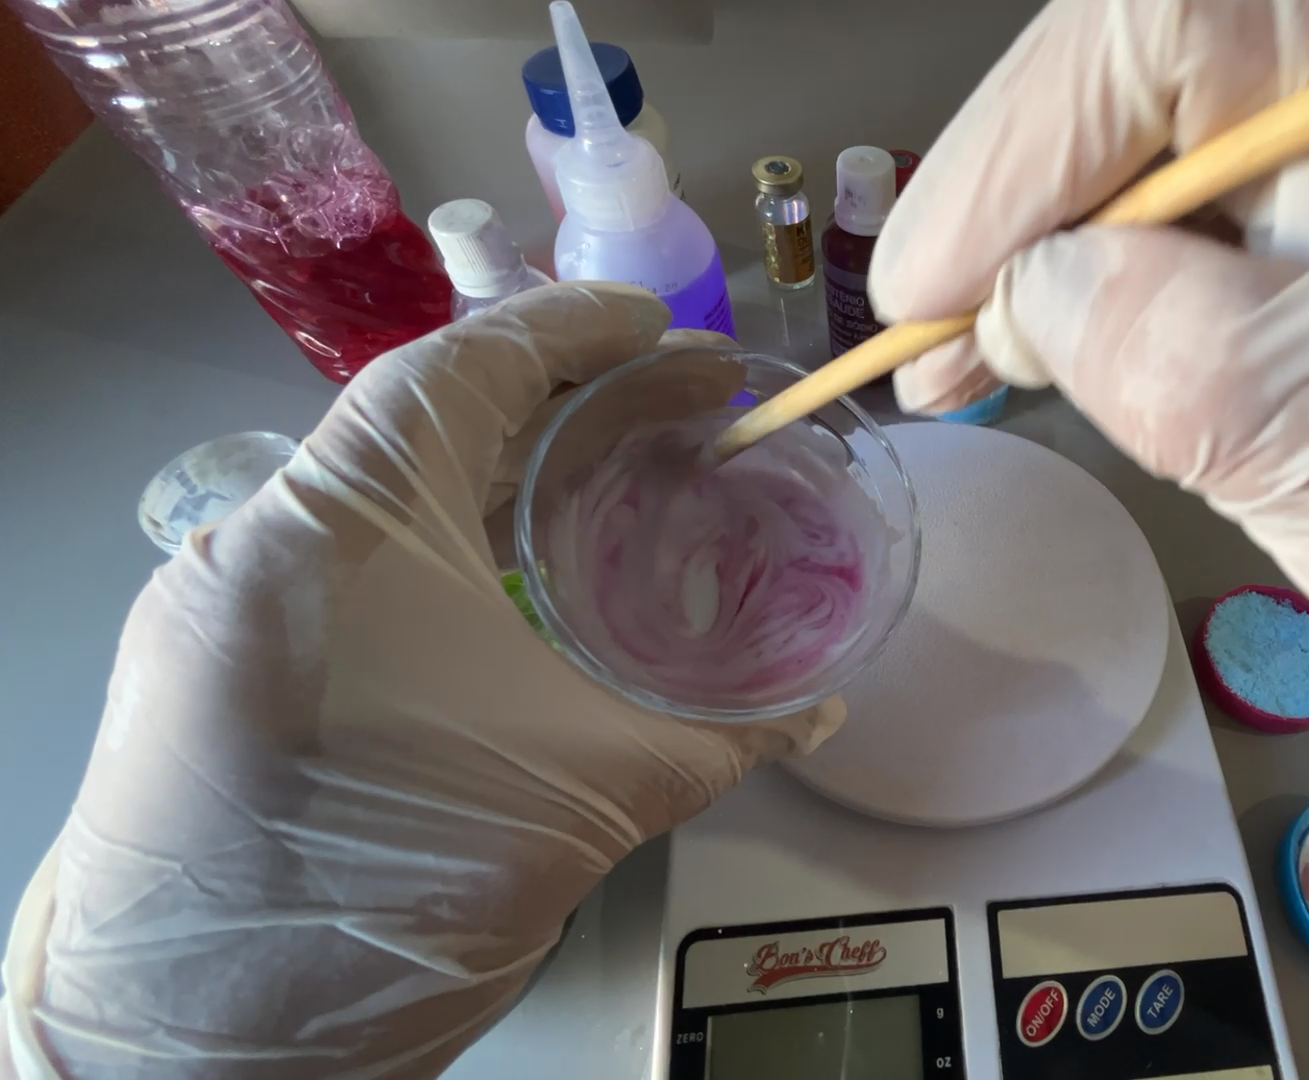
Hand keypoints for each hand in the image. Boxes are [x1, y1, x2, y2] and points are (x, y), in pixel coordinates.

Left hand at [1, 284, 841, 1077]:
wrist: (213, 1050)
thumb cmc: (395, 896)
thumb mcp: (586, 795)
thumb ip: (720, 739)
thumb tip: (821, 714)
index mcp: (347, 541)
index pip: (458, 372)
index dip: (567, 326)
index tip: (662, 324)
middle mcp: (298, 541)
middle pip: (457, 414)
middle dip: (584, 386)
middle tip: (692, 388)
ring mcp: (275, 589)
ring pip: (433, 474)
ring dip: (544, 447)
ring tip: (650, 443)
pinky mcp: (283, 640)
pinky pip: (410, 537)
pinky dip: (499, 512)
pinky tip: (570, 532)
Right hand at [873, 0, 1308, 912]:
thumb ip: (1160, 345)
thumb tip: (1025, 294)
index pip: (1194, 11)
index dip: (1029, 134)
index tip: (928, 267)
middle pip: (1153, 83)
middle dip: (1018, 209)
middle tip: (922, 322)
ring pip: (1145, 172)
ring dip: (1035, 267)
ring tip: (947, 359)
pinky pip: (1171, 251)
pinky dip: (1083, 307)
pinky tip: (1019, 357)